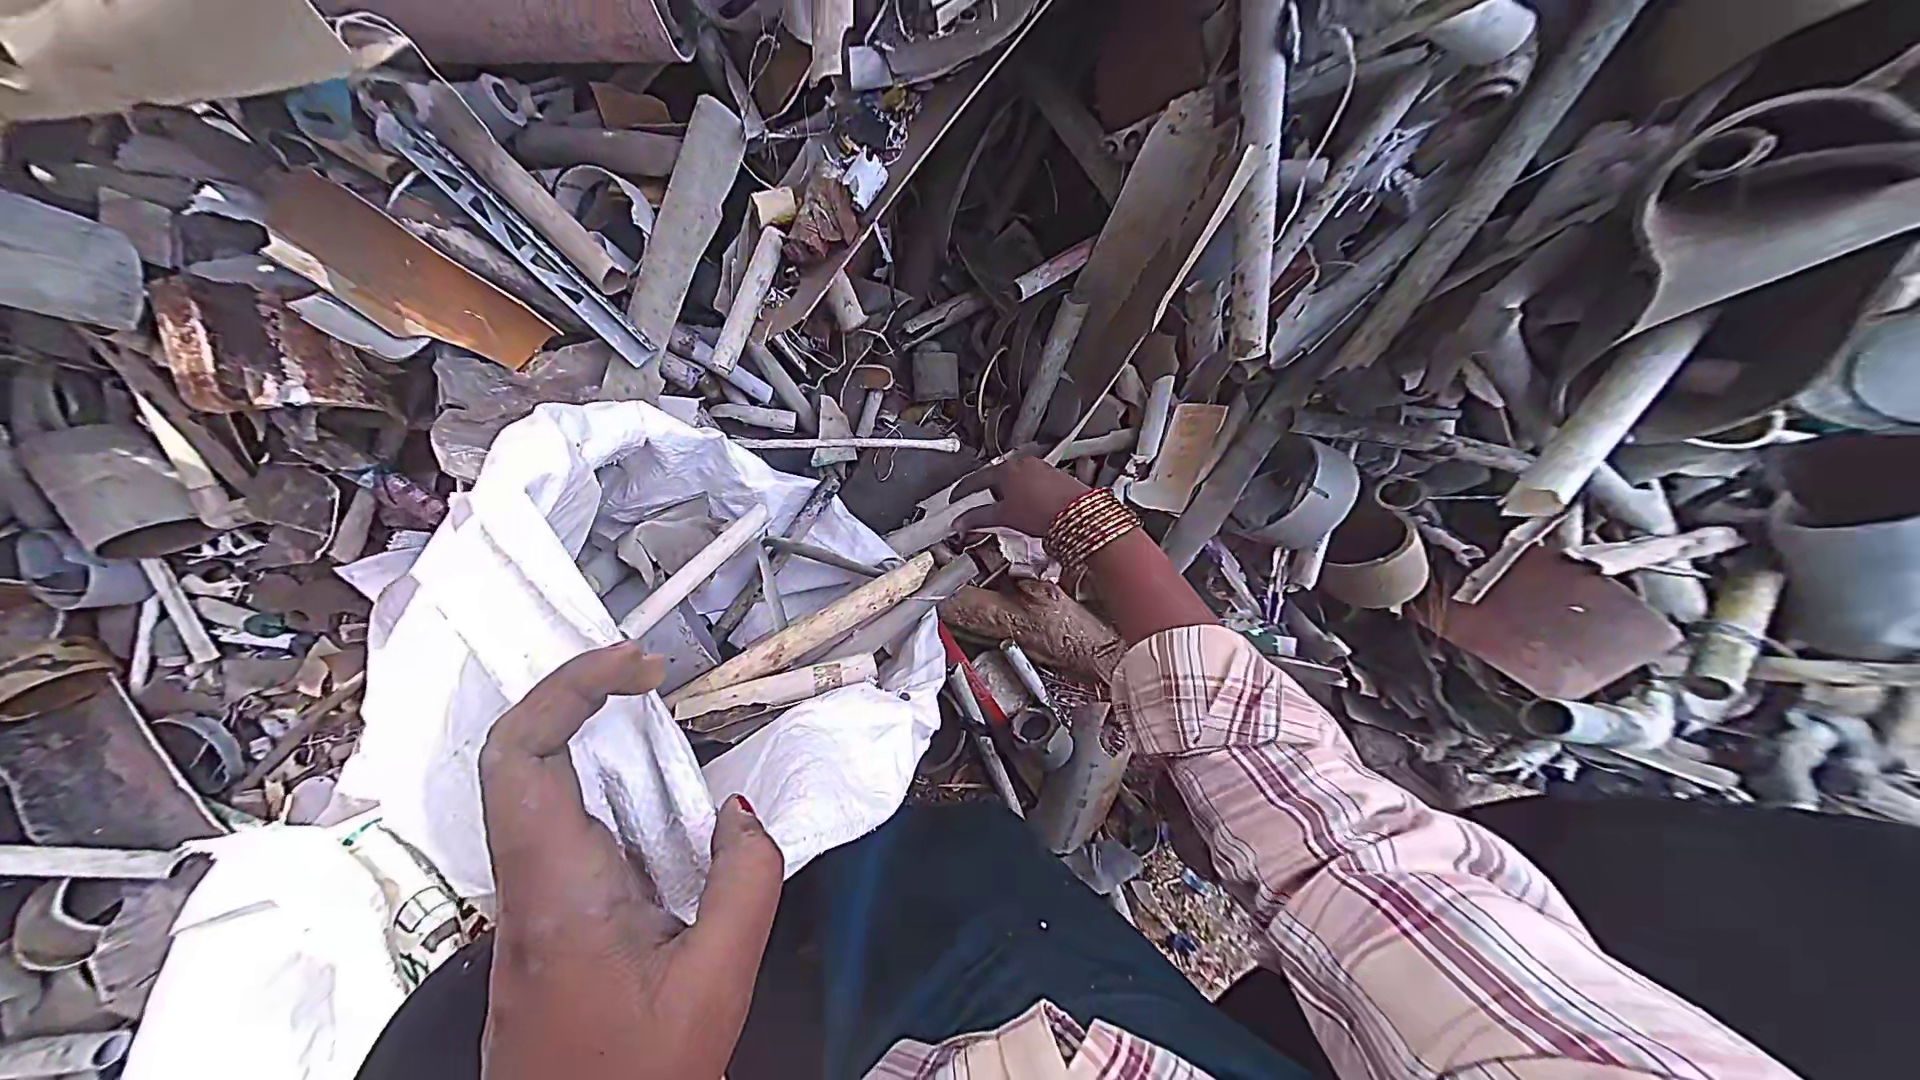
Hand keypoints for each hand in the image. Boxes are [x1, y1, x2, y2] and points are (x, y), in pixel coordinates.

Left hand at [478, 642, 782, 1079]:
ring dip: (586, 724)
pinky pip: (568, 812)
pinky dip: (604, 768)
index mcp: (557, 891)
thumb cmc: (637, 1078)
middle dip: (575, 690)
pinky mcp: (555, 905)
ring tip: (645, 694)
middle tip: (643, 667)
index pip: (519, 759)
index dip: (567, 690)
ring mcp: (536, 894)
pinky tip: (650, 768)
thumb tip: (739, 811)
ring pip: (536, 781)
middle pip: (517, 755)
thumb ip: (747, 878)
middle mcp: (532, 882)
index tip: (634, 666)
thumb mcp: (717, 980)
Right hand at [950, 454, 1090, 537]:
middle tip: (987, 510)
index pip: (975, 479)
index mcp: (1005, 469)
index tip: (956, 498)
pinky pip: (1033, 483)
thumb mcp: (1003, 517)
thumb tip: (960, 523)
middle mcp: (1023, 463)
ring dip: (1010, 494)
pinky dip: (1027, 494)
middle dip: (989, 494)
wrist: (1078, 515)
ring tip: (1013, 513)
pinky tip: (1031, 509)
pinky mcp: (1055, 476)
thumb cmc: (1043, 512)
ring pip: (1016, 480)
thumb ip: (977, 518)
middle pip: (997, 478)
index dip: (962, 491)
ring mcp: (1040, 468)